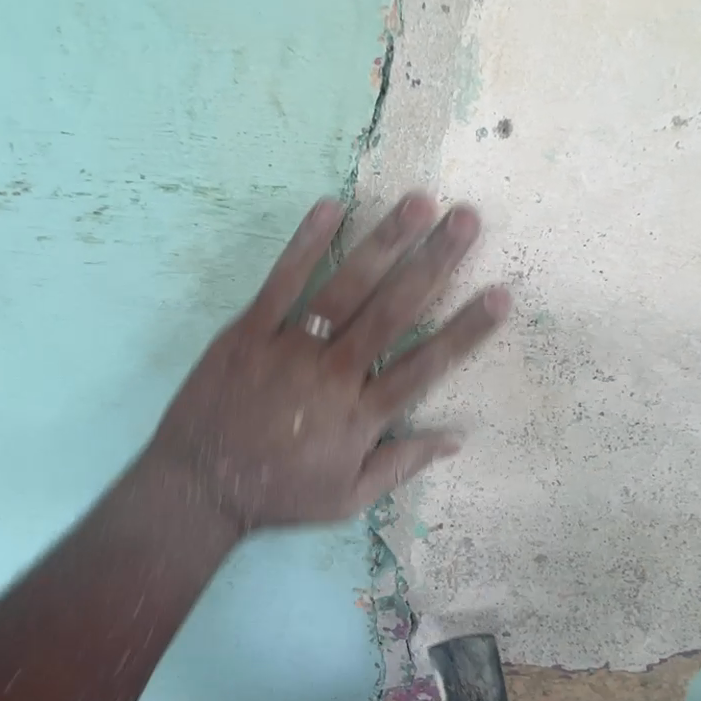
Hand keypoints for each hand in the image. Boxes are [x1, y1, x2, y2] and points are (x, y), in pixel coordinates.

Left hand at [144, 193, 508, 532]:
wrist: (199, 486)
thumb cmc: (278, 494)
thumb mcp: (347, 498)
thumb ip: (401, 465)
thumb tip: (458, 438)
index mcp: (361, 416)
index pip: (426, 366)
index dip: (466, 330)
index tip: (501, 294)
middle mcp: (334, 375)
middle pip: (394, 313)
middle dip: (435, 264)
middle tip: (467, 219)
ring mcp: (289, 349)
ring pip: (345, 289)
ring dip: (385, 243)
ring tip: (419, 202)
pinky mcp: (248, 333)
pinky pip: (281, 283)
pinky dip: (305, 244)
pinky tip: (332, 205)